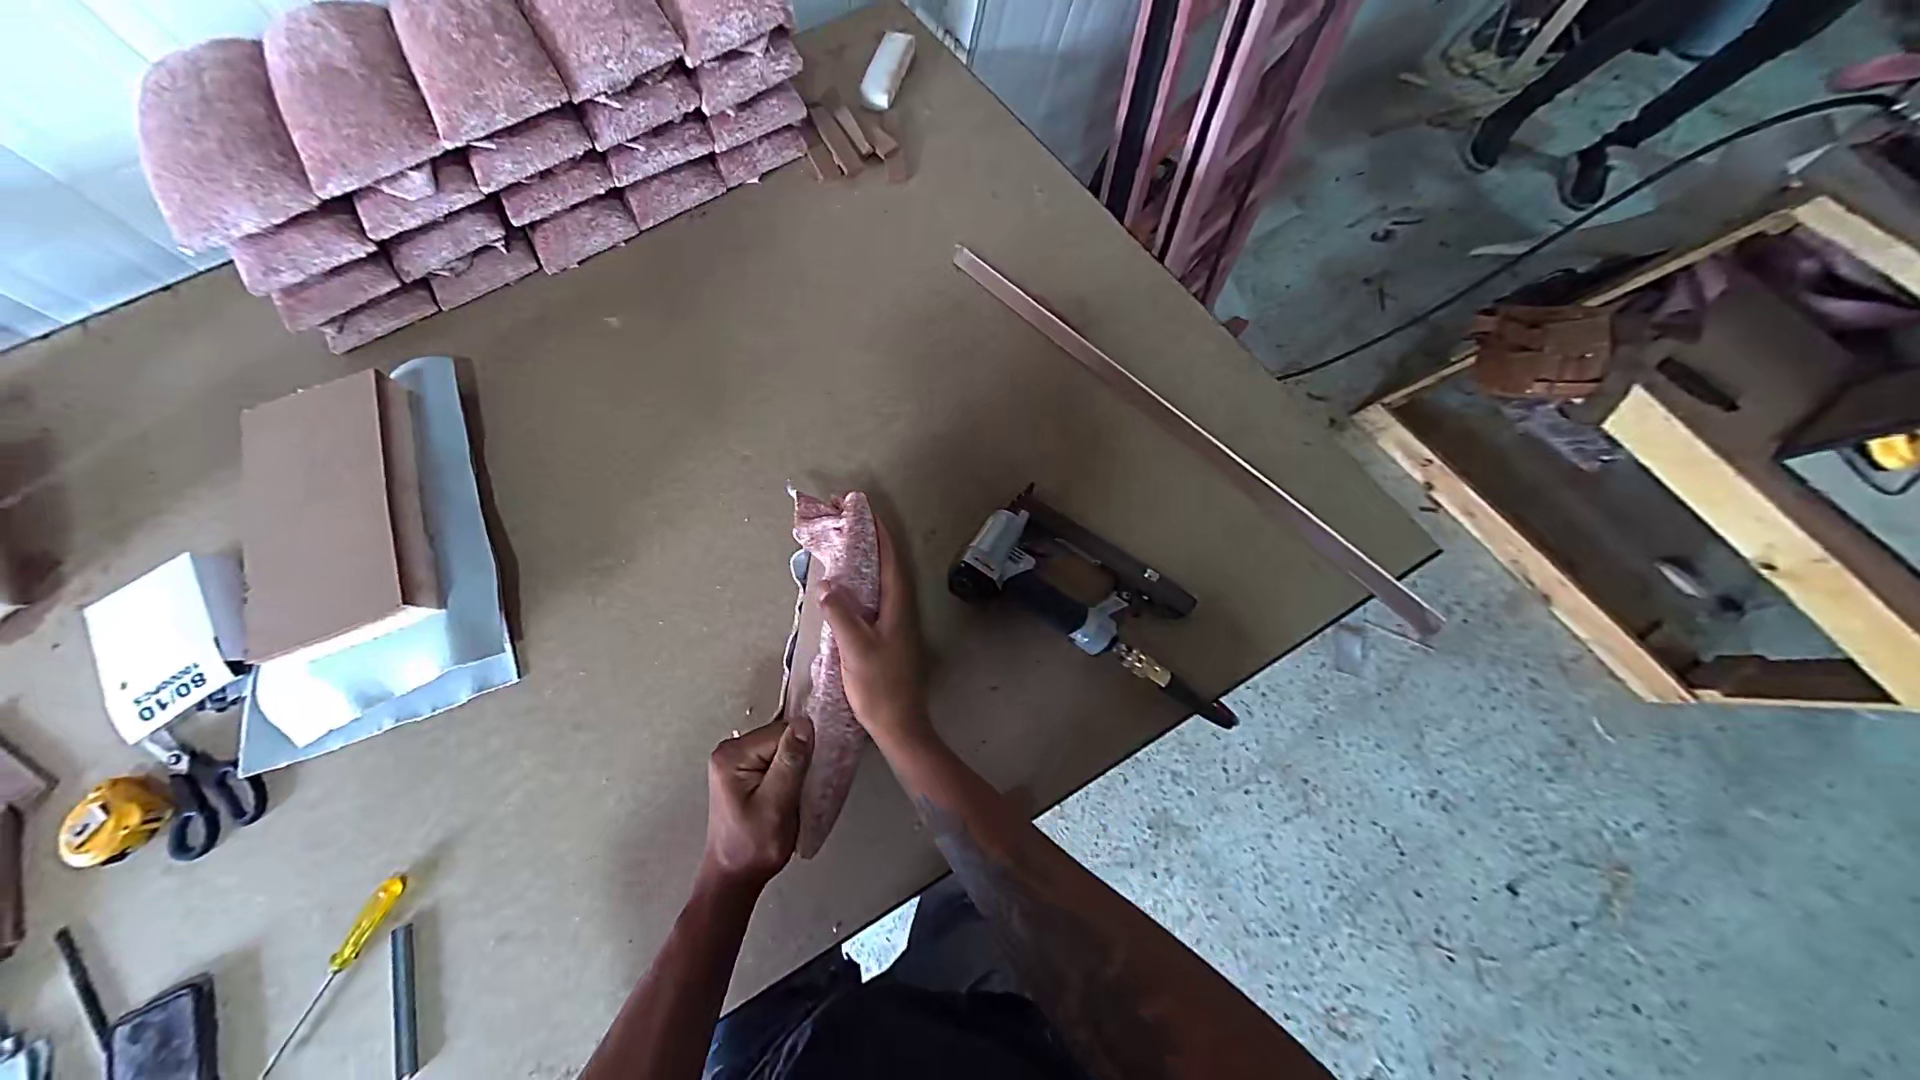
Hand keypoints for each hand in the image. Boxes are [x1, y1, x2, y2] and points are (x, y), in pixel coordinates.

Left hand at [701, 717, 810, 888]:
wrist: (737, 876)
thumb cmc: (752, 848)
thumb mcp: (777, 803)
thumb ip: (790, 762)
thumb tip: (804, 725)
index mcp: (732, 755)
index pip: (783, 731)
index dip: (803, 750)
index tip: (807, 774)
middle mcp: (731, 751)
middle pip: (782, 736)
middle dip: (799, 758)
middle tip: (798, 789)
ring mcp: (738, 760)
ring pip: (783, 747)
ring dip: (796, 767)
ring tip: (792, 794)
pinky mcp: (747, 770)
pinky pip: (778, 758)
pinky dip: (790, 772)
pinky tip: (788, 792)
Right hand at [820, 515, 933, 746]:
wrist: (897, 723)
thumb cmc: (880, 688)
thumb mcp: (857, 650)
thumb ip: (842, 616)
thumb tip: (827, 585)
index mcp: (897, 606)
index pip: (889, 559)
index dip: (877, 532)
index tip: (861, 508)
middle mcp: (898, 608)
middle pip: (884, 563)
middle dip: (866, 537)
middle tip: (842, 518)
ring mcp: (892, 621)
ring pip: (877, 579)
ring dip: (861, 557)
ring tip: (839, 541)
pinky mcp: (884, 634)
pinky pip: (870, 596)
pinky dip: (857, 580)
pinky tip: (841, 584)